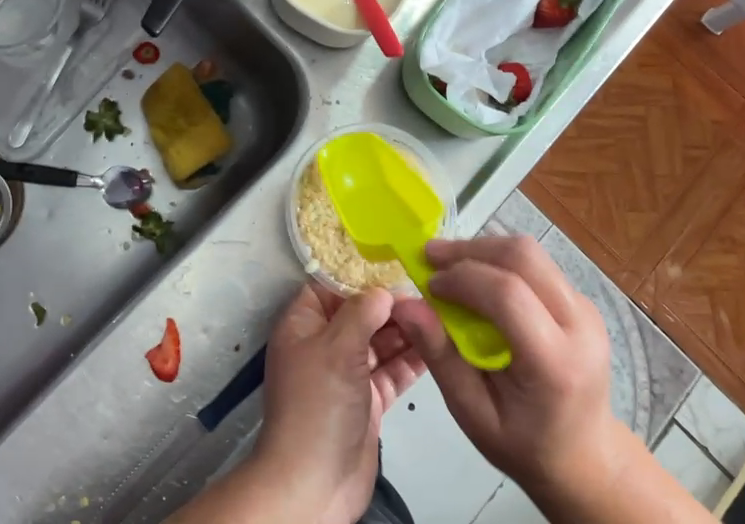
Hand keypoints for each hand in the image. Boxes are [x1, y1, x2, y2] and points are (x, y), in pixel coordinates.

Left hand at [247, 285, 425, 523]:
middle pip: (360, 313)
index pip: (329, 286)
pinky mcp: (369, 400)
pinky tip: (439, 344)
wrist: (315, 482)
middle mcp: (324, 345)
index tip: (395, 262)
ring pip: (380, 341)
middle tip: (429, 290)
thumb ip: (361, 313)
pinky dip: (413, 359)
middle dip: (391, 303)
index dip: (359, 274)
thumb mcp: (336, 349)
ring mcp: (347, 374)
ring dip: (407, 330)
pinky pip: (392, 371)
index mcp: (303, 326)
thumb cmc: (317, 406)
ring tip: (441, 312)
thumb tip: (383, 290)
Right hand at [391, 236, 619, 493]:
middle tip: (429, 257)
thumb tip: (405, 305)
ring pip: (531, 253)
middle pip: (524, 257)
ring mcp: (587, 310)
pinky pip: (537, 265)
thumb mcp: (472, 414)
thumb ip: (440, 357)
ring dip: (484, 250)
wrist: (585, 457)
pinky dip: (500, 262)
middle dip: (470, 249)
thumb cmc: (523, 443)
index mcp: (555, 363)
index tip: (427, 284)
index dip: (462, 278)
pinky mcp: (582, 302)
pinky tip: (478, 281)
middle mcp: (580, 326)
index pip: (509, 295)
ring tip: (449, 266)